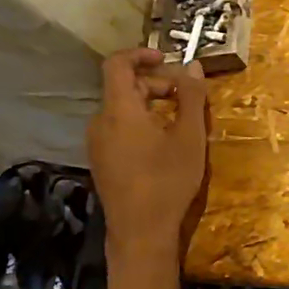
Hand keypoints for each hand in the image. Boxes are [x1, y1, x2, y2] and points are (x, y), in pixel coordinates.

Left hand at [88, 48, 210, 266]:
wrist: (141, 233)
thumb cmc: (168, 180)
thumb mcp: (190, 136)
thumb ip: (191, 97)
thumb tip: (192, 66)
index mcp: (119, 109)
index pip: (117, 64)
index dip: (141, 54)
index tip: (166, 59)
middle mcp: (100, 122)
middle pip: (124, 87)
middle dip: (156, 84)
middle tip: (186, 98)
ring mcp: (97, 144)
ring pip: (122, 110)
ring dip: (150, 105)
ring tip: (180, 122)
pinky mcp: (100, 162)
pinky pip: (118, 129)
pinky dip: (139, 123)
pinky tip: (162, 144)